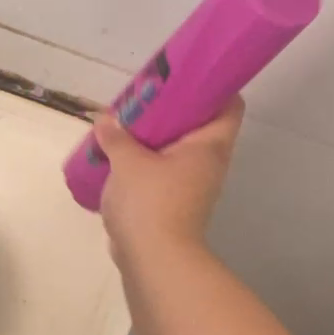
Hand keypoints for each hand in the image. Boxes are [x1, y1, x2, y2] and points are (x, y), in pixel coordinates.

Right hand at [94, 98, 243, 257]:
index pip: (228, 105)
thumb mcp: (127, 163)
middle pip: (197, 126)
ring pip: (175, 151)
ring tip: (122, 131)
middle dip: (170, 113)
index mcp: (209, 146)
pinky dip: (143, 164)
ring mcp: (192, 185)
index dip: (211, 87)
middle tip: (140, 103)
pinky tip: (117, 162)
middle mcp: (208, 162)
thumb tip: (105, 119)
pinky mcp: (173, 202)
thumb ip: (116, 138)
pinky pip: (161, 172)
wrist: (153, 256)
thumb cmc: (150, 202)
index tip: (182, 79)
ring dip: (152, 141)